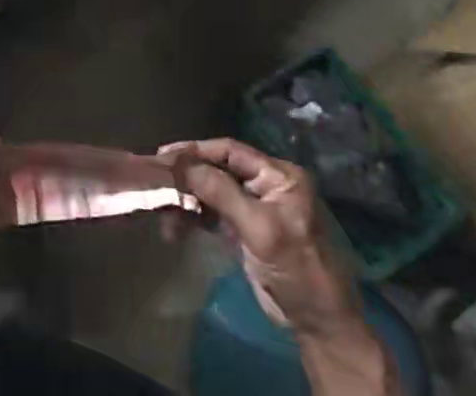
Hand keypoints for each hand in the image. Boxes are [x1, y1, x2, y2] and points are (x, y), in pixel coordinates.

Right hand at [159, 138, 360, 336]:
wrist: (319, 325)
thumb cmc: (298, 270)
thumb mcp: (261, 229)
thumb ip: (222, 193)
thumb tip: (182, 165)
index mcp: (279, 176)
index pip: (230, 151)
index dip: (196, 150)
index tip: (164, 156)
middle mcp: (265, 185)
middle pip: (216, 170)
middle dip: (187, 179)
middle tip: (156, 185)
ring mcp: (253, 208)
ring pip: (210, 192)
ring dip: (186, 202)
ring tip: (163, 217)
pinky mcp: (243, 230)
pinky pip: (211, 214)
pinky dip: (192, 219)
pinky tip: (175, 230)